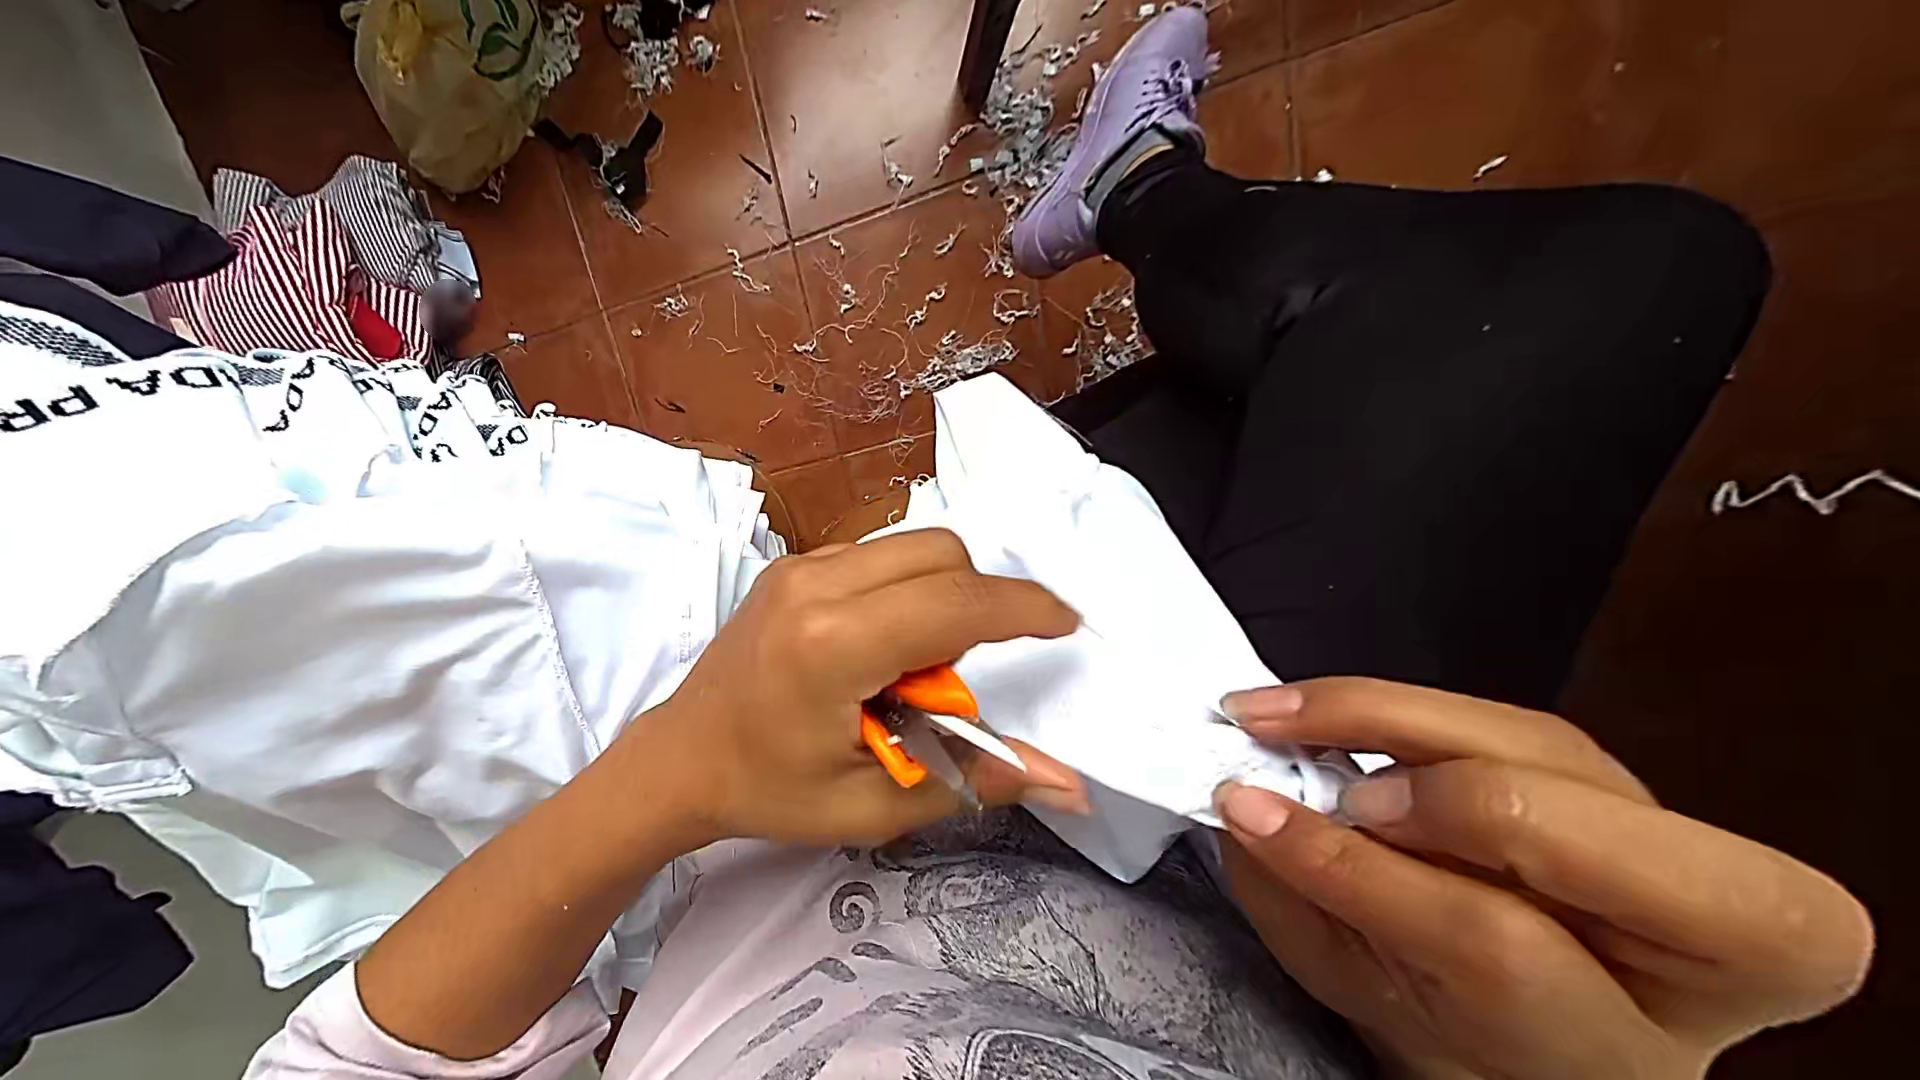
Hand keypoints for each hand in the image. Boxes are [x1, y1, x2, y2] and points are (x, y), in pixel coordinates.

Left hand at [638, 528, 1088, 848]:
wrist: (680, 757)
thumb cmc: (770, 791)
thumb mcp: (876, 802)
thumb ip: (976, 778)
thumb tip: (1065, 780)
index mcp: (831, 646)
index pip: (954, 604)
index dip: (1022, 610)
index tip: (1064, 623)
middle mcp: (816, 584)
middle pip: (944, 555)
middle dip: (980, 604)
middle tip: (952, 672)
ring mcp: (801, 565)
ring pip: (917, 546)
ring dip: (944, 594)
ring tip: (911, 660)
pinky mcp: (796, 562)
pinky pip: (884, 555)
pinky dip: (909, 589)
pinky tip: (880, 641)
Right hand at [1212, 677, 1872, 1079]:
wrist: (1512, 1003)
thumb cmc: (1434, 1009)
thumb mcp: (1358, 986)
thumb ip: (1293, 897)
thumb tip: (1243, 803)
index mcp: (1617, 1042)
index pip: (1493, 945)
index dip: (1360, 871)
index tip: (1252, 812)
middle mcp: (1679, 933)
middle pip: (1555, 822)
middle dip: (1408, 782)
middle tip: (1292, 757)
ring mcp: (1649, 833)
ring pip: (1528, 739)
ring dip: (1379, 713)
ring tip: (1277, 714)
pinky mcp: (1589, 768)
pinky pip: (1491, 712)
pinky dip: (1388, 701)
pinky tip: (1314, 706)